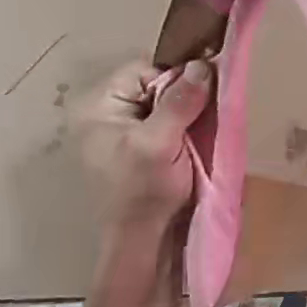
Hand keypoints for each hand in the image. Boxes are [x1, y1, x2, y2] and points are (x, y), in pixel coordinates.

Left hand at [76, 58, 213, 230]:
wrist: (143, 241)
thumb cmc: (144, 191)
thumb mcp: (161, 143)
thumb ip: (179, 102)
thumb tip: (201, 65)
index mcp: (97, 106)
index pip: (143, 69)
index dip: (177, 78)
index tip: (204, 94)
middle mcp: (105, 113)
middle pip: (155, 86)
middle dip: (185, 98)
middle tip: (208, 113)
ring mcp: (122, 133)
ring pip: (165, 106)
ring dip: (188, 117)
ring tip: (204, 130)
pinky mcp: (139, 149)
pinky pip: (167, 126)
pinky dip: (185, 131)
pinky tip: (196, 143)